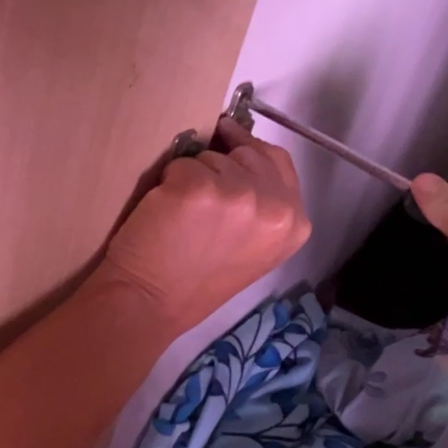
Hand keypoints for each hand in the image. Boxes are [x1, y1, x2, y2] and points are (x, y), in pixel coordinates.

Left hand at [95, 119, 311, 334]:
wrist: (151, 304)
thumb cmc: (196, 282)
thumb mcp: (254, 248)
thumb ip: (262, 207)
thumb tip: (241, 160)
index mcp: (295, 225)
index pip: (278, 161)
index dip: (250, 150)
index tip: (230, 143)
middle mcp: (276, 208)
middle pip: (247, 153)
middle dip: (221, 164)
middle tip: (199, 195)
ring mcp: (239, 195)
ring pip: (211, 158)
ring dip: (193, 177)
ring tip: (183, 219)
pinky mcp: (199, 187)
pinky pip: (180, 164)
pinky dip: (167, 184)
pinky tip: (166, 217)